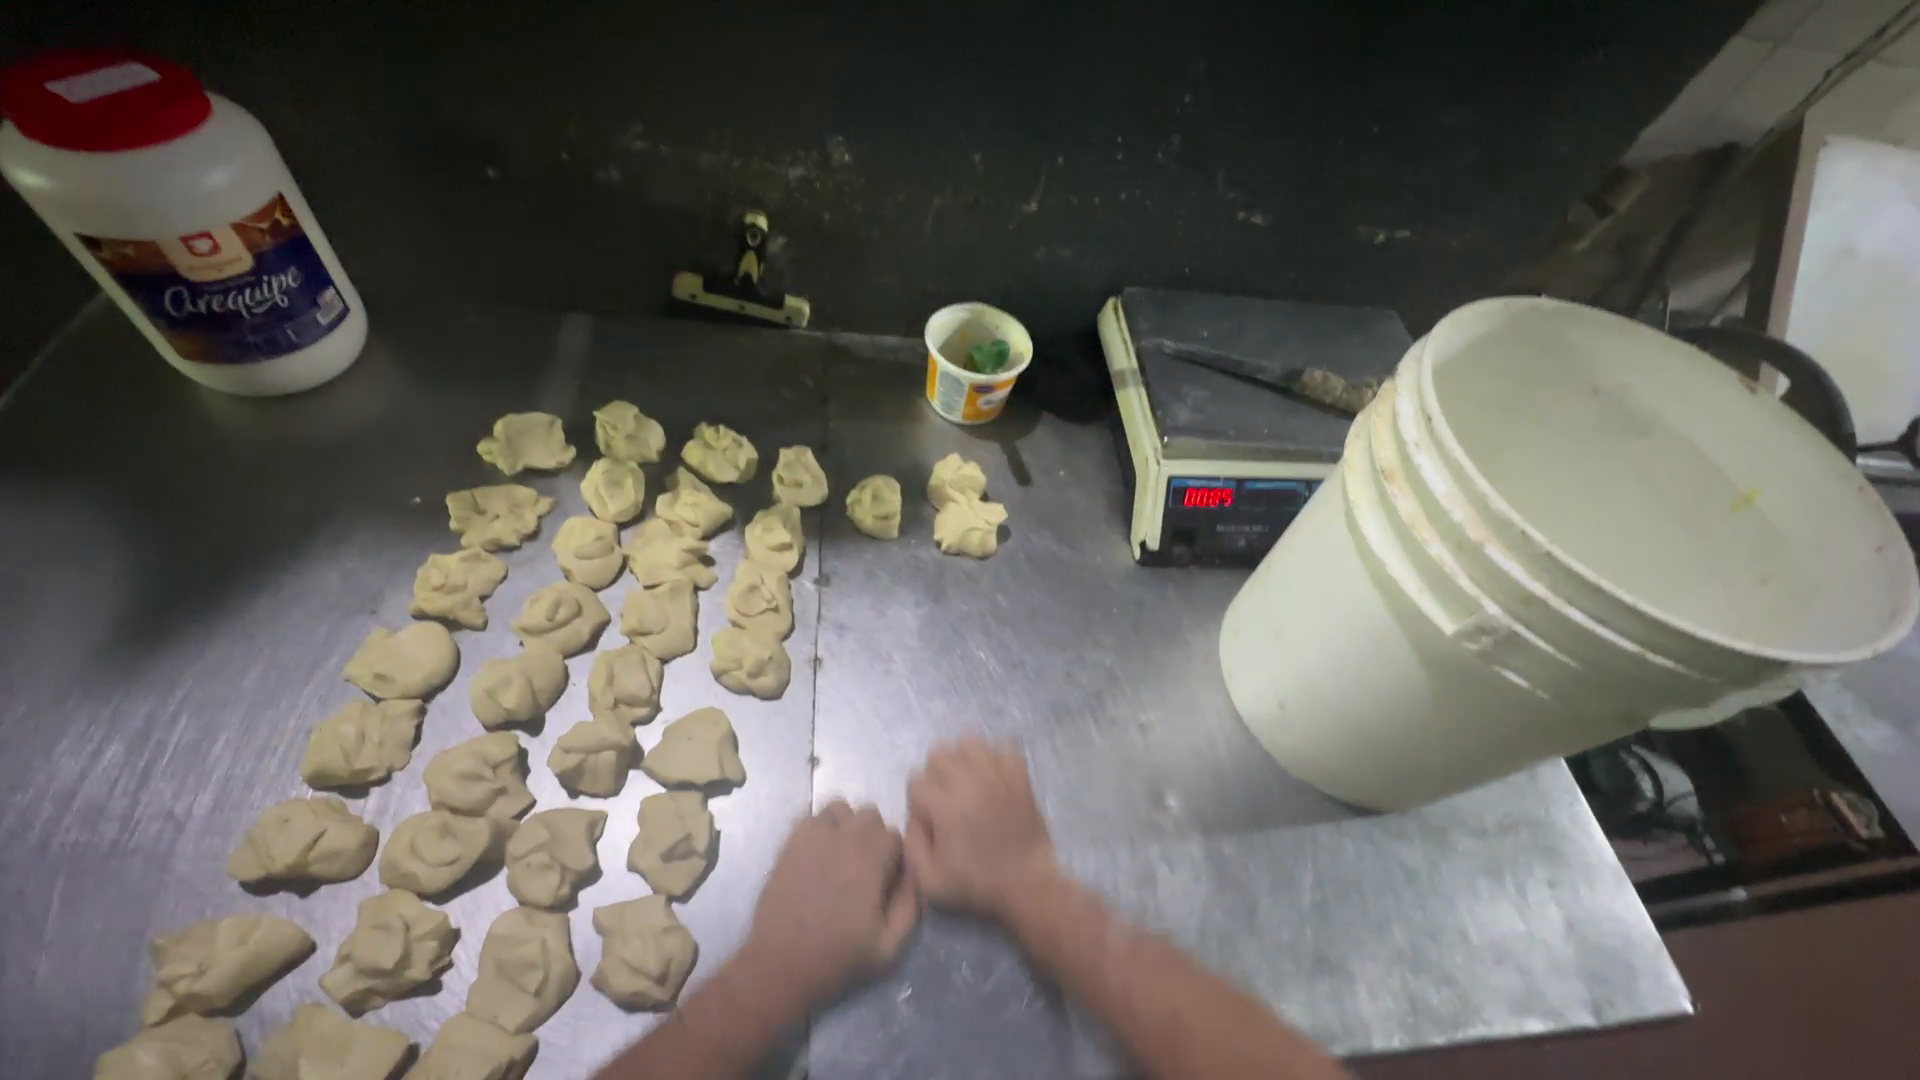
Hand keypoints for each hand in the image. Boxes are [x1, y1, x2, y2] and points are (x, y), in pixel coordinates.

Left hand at [745, 801, 918, 1004]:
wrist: (780, 966)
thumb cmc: (837, 960)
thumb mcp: (889, 948)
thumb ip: (910, 906)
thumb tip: (913, 874)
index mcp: (868, 863)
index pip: (895, 835)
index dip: (895, 858)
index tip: (886, 882)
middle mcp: (842, 841)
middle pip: (870, 815)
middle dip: (874, 837)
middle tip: (866, 869)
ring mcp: (812, 838)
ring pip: (841, 809)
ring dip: (848, 826)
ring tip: (842, 856)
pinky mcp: (790, 843)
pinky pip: (812, 817)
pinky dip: (821, 828)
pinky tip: (819, 854)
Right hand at [905, 738, 1058, 918]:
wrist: (1027, 884)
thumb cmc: (977, 885)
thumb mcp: (930, 882)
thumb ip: (912, 845)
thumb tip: (915, 815)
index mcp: (946, 807)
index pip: (916, 780)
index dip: (918, 800)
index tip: (930, 818)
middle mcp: (969, 783)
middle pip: (940, 752)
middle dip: (936, 774)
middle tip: (947, 798)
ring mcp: (997, 775)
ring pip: (969, 742)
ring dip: (963, 759)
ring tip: (969, 782)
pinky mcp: (1020, 776)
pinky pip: (1003, 747)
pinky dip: (995, 758)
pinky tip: (993, 778)